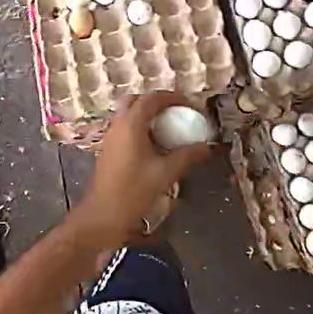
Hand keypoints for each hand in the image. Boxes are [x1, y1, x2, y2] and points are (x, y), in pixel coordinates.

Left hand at [69, 93, 212, 248]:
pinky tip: (155, 145)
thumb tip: (210, 146)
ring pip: (128, 114)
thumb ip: (189, 155)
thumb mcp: (166, 172)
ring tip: (169, 127)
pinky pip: (125, 128)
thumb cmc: (134, 191)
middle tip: (177, 112)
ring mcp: (111, 137)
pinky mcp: (109, 150)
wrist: (103, 216)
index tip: (192, 106)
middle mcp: (118, 125)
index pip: (152, 98)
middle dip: (157, 102)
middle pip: (136, 100)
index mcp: (131, 124)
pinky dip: (140, 127)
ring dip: (147, 115)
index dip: (173, 98)